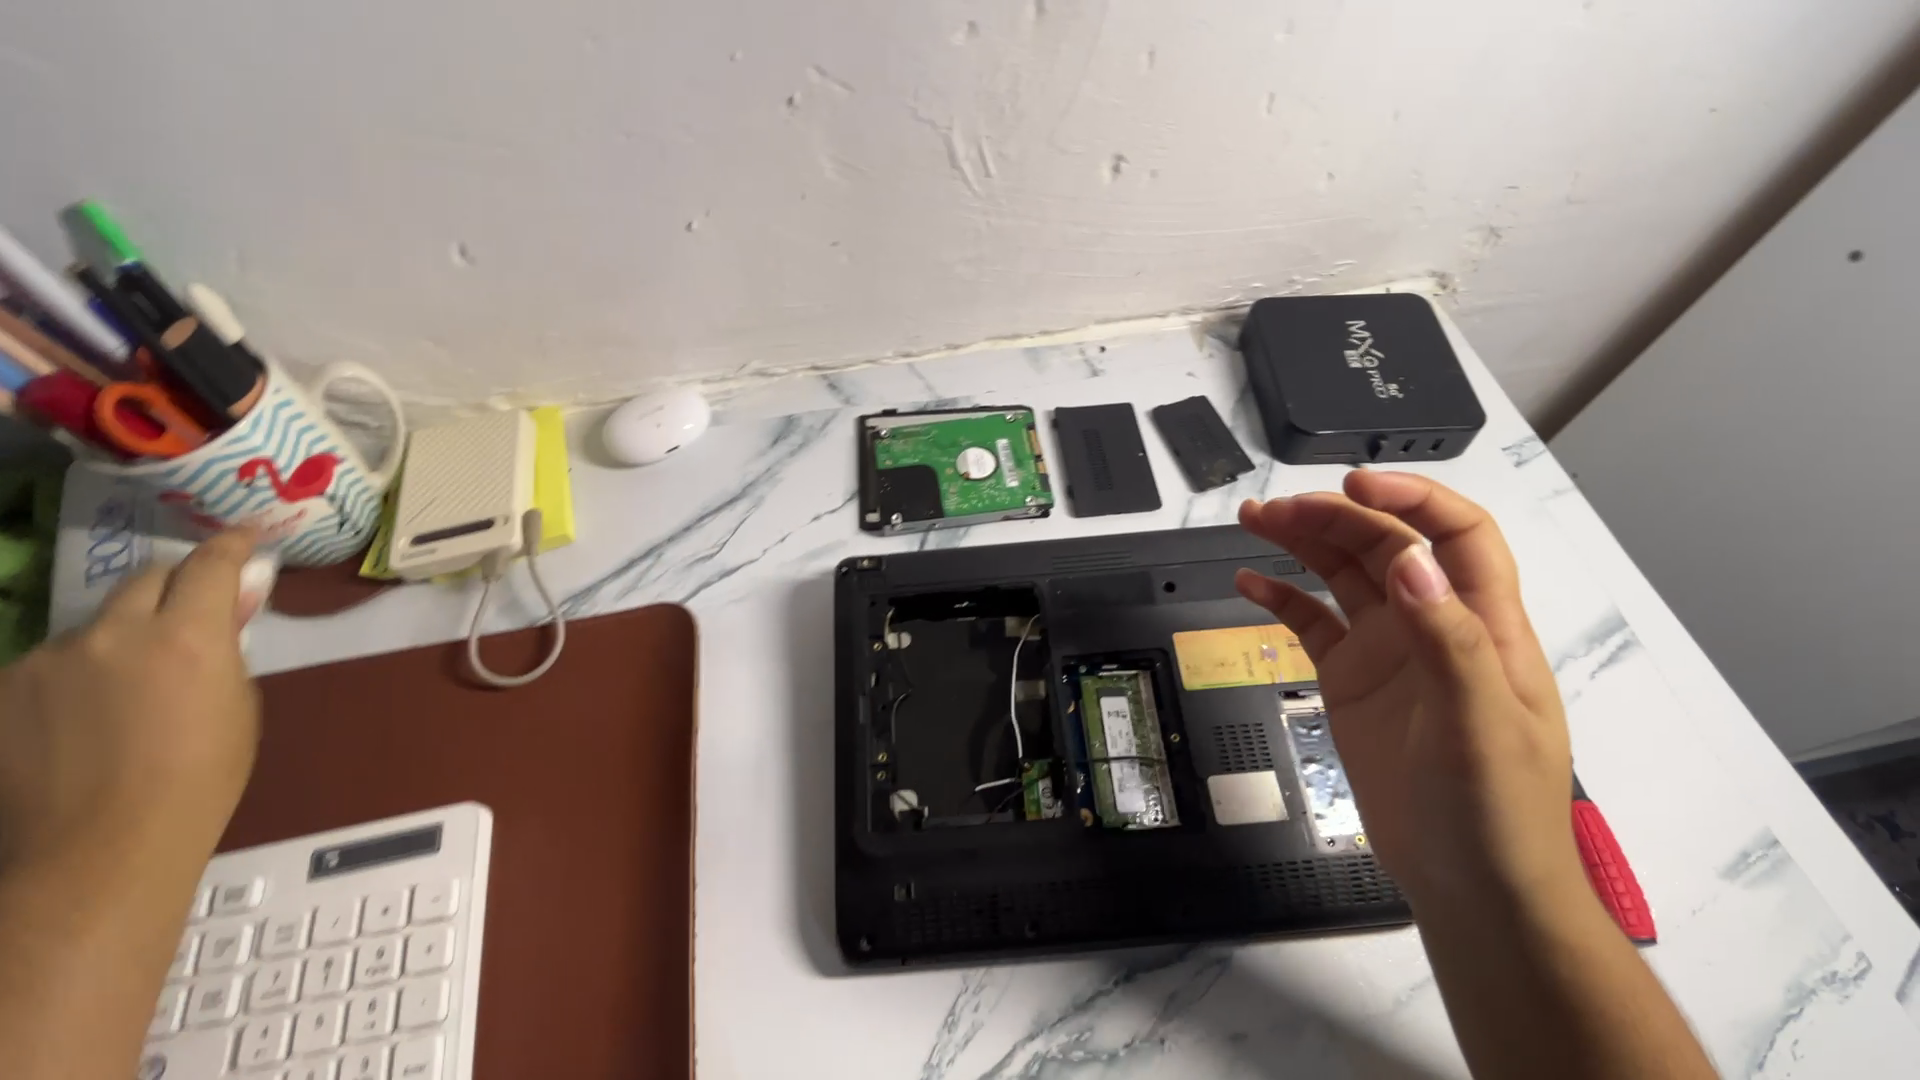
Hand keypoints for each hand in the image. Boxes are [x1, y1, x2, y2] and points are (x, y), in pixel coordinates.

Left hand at [0, 530, 261, 877]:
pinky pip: (50, 665)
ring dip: (121, 638)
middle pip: (146, 580)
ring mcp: (45, 661)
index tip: (246, 535)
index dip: (231, 545)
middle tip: (194, 610)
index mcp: (188, 636)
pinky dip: (76, 676)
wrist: (101, 848)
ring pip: (95, 626)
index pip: (210, 566)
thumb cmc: (202, 778)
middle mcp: (113, 633)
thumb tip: (231, 604)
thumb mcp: (238, 706)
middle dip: (175, 586)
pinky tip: (83, 719)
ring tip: (131, 689)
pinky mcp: (2, 692)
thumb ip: (227, 647)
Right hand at [1235, 473, 1586, 913]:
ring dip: (1302, 544)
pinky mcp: (1350, 680)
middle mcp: (1432, 624)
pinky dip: (1282, 600)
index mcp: (1482, 623)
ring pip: (1342, 577)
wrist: (1468, 882)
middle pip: (1383, 546)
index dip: (1411, 499)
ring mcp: (1387, 651)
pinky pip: (1312, 625)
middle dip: (1333, 517)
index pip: (1455, 535)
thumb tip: (1410, 562)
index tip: (1354, 485)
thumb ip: (1450, 639)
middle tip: (1273, 511)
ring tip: (1254, 522)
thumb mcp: (1481, 724)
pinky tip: (1250, 583)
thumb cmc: (1494, 807)